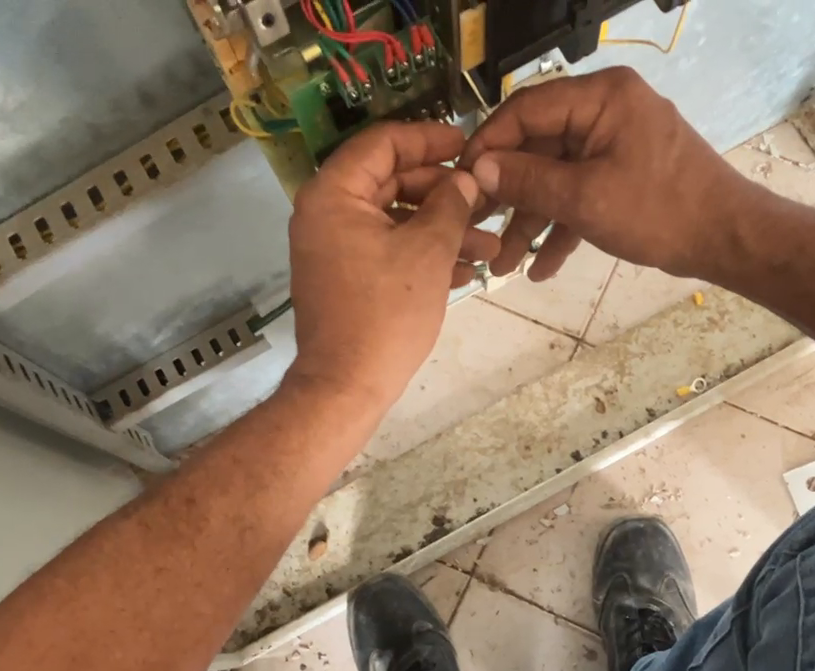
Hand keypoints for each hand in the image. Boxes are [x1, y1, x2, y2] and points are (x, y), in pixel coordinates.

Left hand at [284, 122, 500, 408]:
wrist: (347, 385)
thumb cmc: (386, 314)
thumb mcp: (428, 252)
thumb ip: (450, 205)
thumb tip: (466, 179)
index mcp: (334, 194)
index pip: (383, 144)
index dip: (430, 140)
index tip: (467, 146)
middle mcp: (325, 214)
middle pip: (391, 184)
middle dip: (444, 195)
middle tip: (485, 203)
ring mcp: (333, 250)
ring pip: (394, 223)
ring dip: (441, 232)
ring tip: (489, 247)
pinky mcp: (345, 281)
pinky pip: (385, 253)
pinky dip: (421, 257)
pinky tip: (464, 272)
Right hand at [462, 67, 753, 281]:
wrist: (724, 238)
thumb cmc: (658, 211)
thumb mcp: (584, 198)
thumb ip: (528, 180)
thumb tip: (477, 168)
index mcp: (600, 98)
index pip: (525, 110)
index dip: (488, 145)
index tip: (457, 181)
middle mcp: (605, 112)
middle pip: (538, 149)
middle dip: (508, 196)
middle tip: (475, 229)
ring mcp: (614, 144)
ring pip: (556, 179)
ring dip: (530, 223)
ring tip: (503, 266)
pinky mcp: (622, 175)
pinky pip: (580, 196)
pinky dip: (561, 229)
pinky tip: (539, 269)